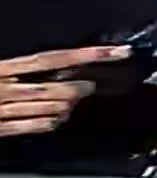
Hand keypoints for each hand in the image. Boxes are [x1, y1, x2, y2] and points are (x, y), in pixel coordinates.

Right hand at [0, 45, 129, 137]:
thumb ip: (13, 66)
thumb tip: (46, 61)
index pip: (48, 60)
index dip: (88, 55)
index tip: (122, 51)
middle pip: (61, 89)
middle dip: (82, 88)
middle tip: (87, 85)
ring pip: (56, 108)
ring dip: (71, 105)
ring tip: (71, 100)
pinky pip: (36, 126)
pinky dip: (52, 121)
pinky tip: (55, 117)